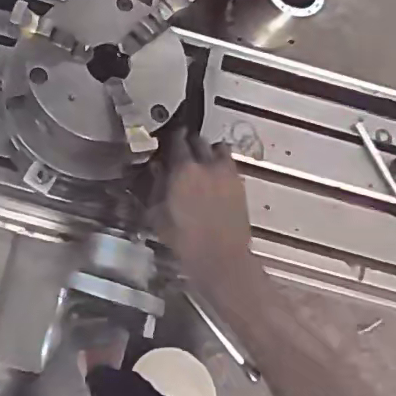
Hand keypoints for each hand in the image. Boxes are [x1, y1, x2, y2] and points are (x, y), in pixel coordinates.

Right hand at [155, 132, 262, 288]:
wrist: (221, 257)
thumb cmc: (183, 239)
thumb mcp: (158, 214)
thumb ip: (156, 186)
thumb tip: (157, 167)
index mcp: (183, 169)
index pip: (177, 140)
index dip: (171, 137)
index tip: (167, 140)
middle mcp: (206, 163)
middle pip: (198, 140)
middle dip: (188, 142)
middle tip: (182, 151)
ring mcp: (226, 172)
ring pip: (217, 147)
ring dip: (208, 149)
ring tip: (202, 160)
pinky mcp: (240, 182)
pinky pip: (229, 162)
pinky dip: (221, 162)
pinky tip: (215, 175)